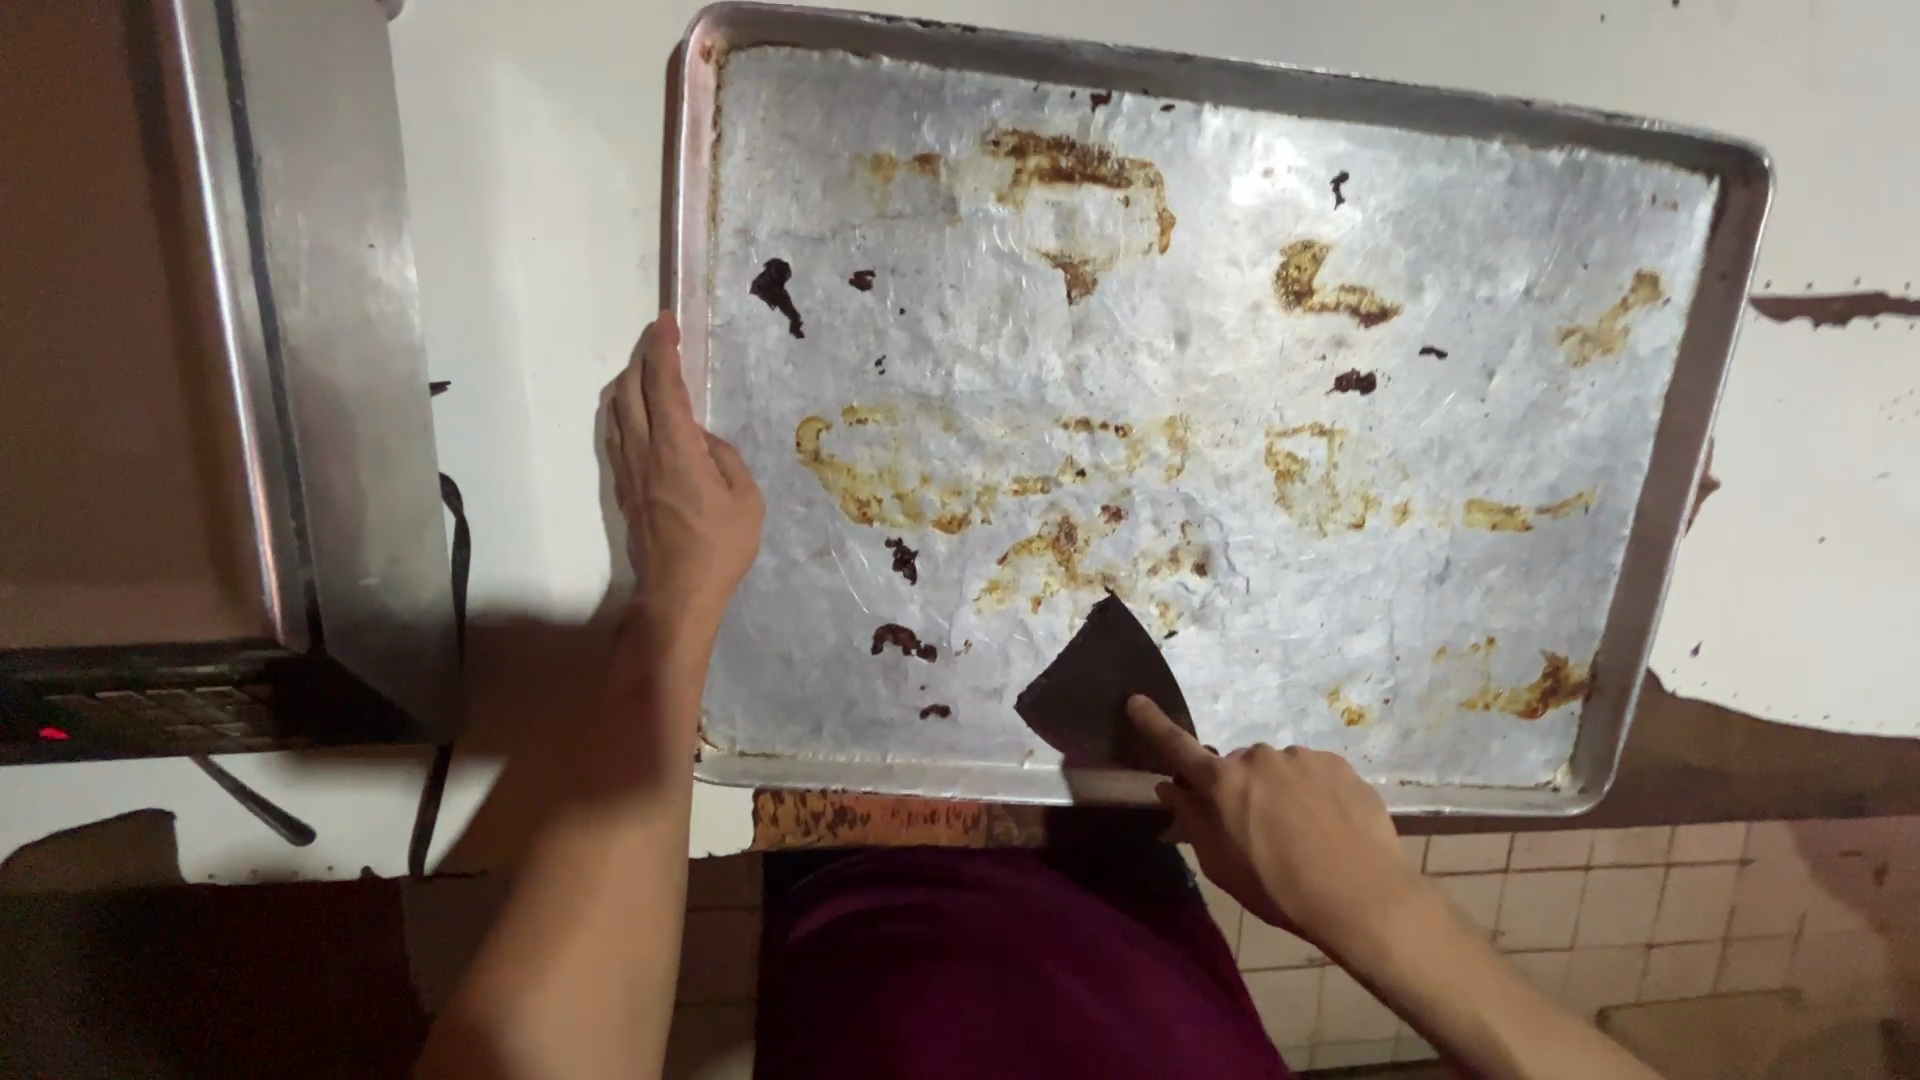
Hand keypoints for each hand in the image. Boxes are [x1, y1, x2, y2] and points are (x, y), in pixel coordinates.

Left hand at [607, 313, 764, 630]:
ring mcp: (628, 471)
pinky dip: (626, 409)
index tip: (666, 322)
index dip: (663, 350)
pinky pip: (618, 434)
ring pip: (617, 410)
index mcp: (677, 450)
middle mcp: (644, 452)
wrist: (677, 594)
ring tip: (649, 368)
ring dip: (630, 381)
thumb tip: (704, 441)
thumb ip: (727, 459)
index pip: (664, 386)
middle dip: (643, 356)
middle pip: (630, 389)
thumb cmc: (720, 548)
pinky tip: (638, 412)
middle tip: (659, 337)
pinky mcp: (624, 488)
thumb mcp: (747, 501)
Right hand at [1127, 695, 1429, 957]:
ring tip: (1303, 833)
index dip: (1153, 723)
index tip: (1136, 700)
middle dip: (1240, 788)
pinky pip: (1313, 773)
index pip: (1177, 745)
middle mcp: (1257, 758)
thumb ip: (1192, 820)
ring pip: (1277, 769)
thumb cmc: (1280, 890)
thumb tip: (1169, 788)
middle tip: (1259, 830)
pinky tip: (1328, 826)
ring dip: (1280, 791)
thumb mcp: (1221, 865)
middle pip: (1236, 767)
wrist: (1365, 899)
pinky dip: (1313, 793)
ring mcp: (1301, 757)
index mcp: (1222, 782)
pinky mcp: (1338, 765)